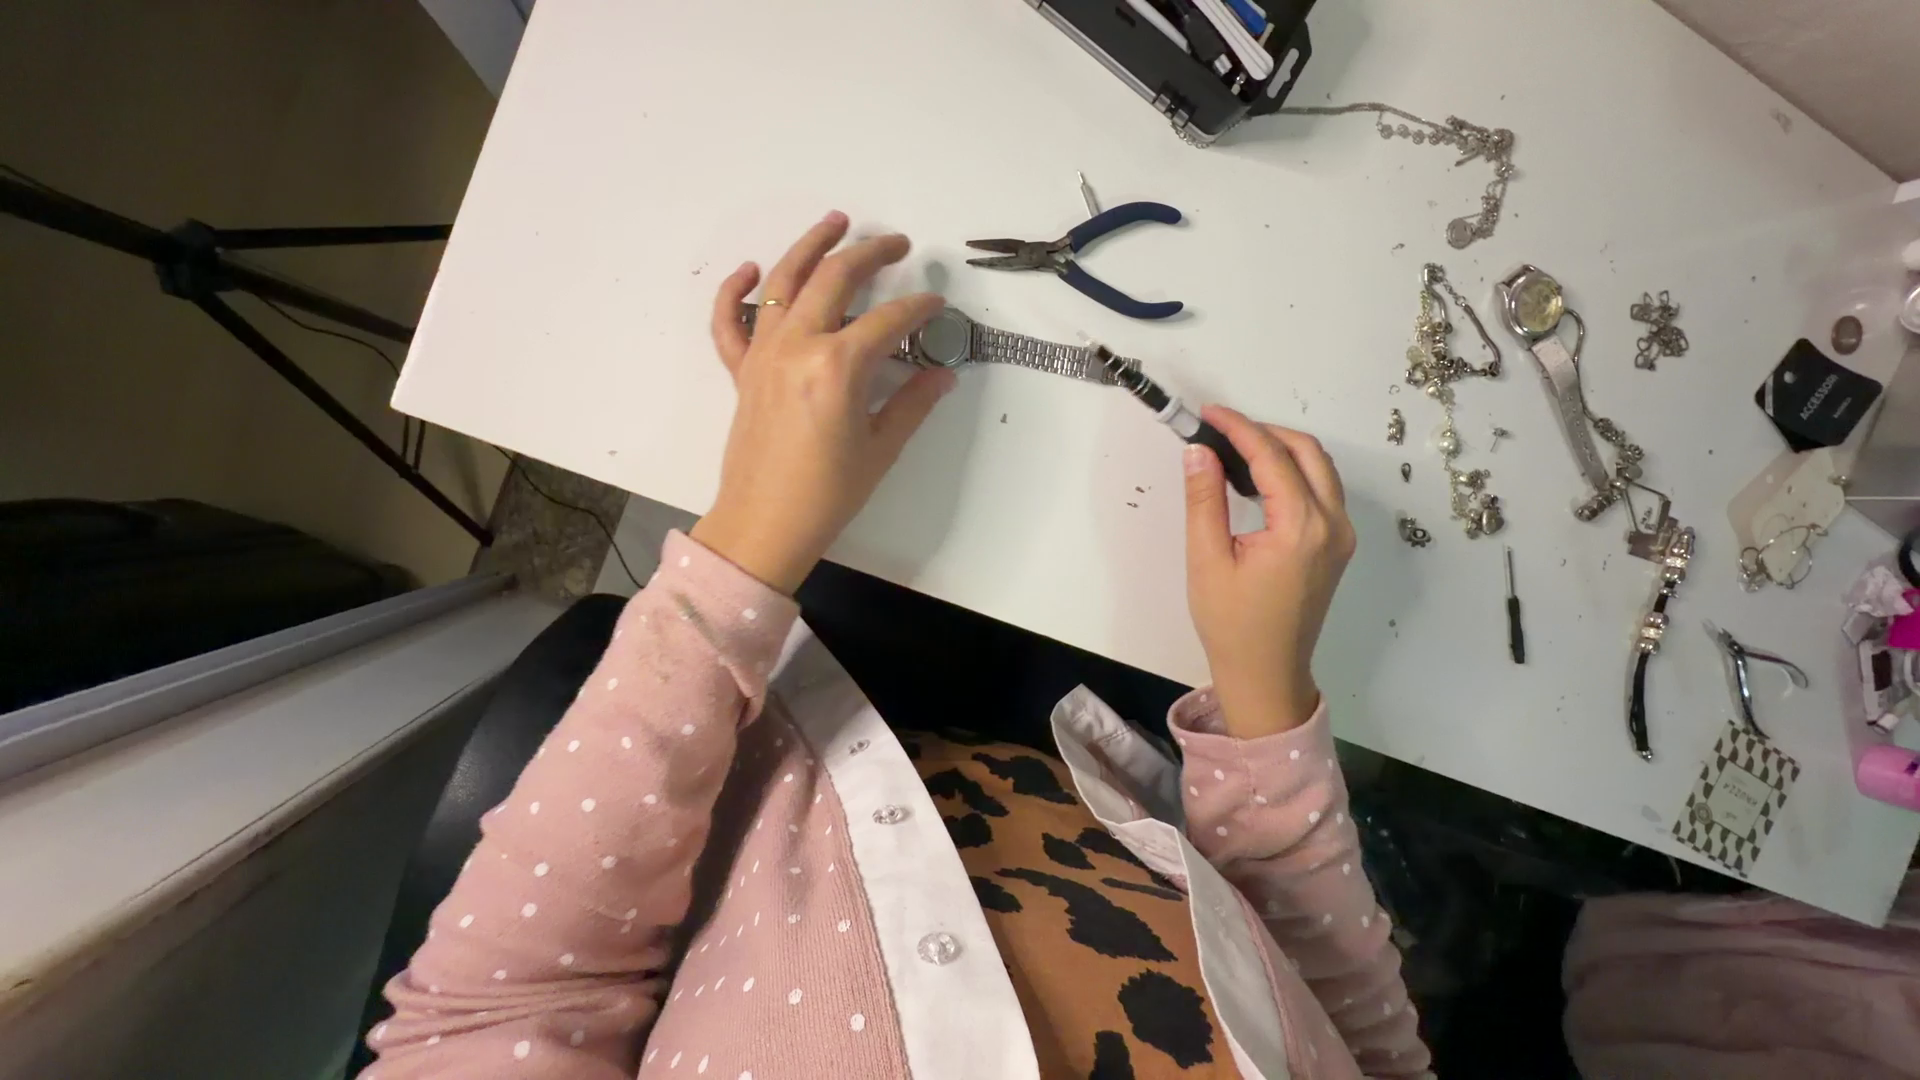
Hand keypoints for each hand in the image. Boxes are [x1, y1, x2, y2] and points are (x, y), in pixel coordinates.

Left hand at [690, 212, 954, 593]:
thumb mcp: (880, 448)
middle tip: (897, 244)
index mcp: (838, 367)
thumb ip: (912, 403)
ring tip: (835, 222)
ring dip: (810, 246)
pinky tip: (752, 269)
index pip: (889, 320)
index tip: (939, 306)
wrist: (764, 525)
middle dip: (871, 254)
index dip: (920, 309)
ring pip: (783, 282)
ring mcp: (763, 354)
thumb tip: (943, 376)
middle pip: (835, 279)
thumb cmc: (828, 494)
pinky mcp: (741, 371)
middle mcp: (797, 346)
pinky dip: (736, 290)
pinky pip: (729, 321)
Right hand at [1183, 406, 1355, 737]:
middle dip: (1264, 432)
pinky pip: (1321, 492)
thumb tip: (1199, 451)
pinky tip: (1258, 481)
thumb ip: (1204, 499)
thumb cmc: (1230, 623)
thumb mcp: (1206, 559)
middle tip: (1221, 430)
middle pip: (1307, 452)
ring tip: (1235, 451)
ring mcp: (1341, 536)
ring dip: (1281, 450)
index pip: (1272, 457)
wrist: (1266, 673)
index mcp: (1300, 527)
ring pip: (1319, 469)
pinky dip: (1293, 473)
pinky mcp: (1337, 546)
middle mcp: (1333, 524)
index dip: (1238, 428)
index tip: (1208, 413)